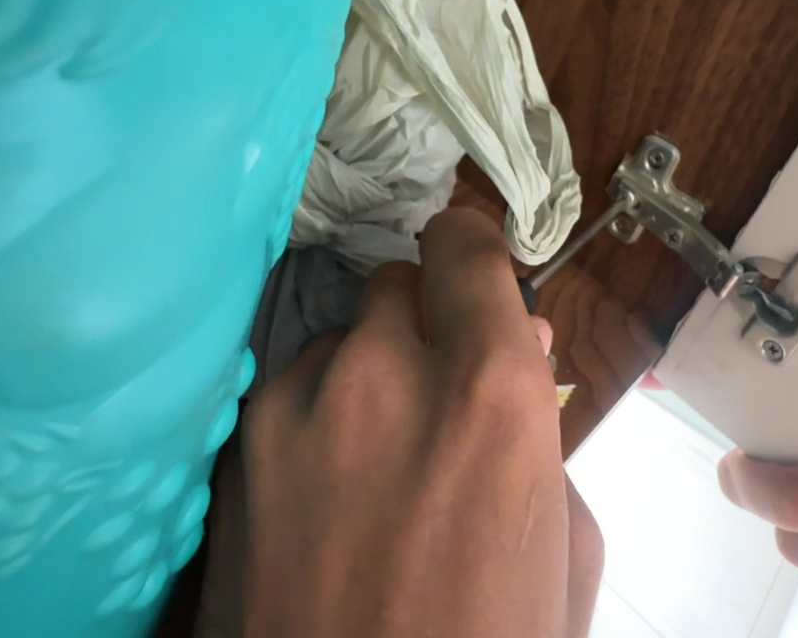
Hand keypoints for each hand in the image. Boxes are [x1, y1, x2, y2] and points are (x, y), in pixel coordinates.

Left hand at [237, 208, 600, 637]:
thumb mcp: (558, 549)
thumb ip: (542, 428)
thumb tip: (520, 340)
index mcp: (490, 395)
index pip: (465, 249)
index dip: (471, 251)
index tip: (471, 271)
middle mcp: (385, 374)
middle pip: (396, 282)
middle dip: (420, 321)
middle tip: (432, 385)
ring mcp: (298, 405)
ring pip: (341, 338)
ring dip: (365, 372)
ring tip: (373, 458)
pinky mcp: (239, 444)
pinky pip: (290, 389)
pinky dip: (314, 414)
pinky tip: (320, 488)